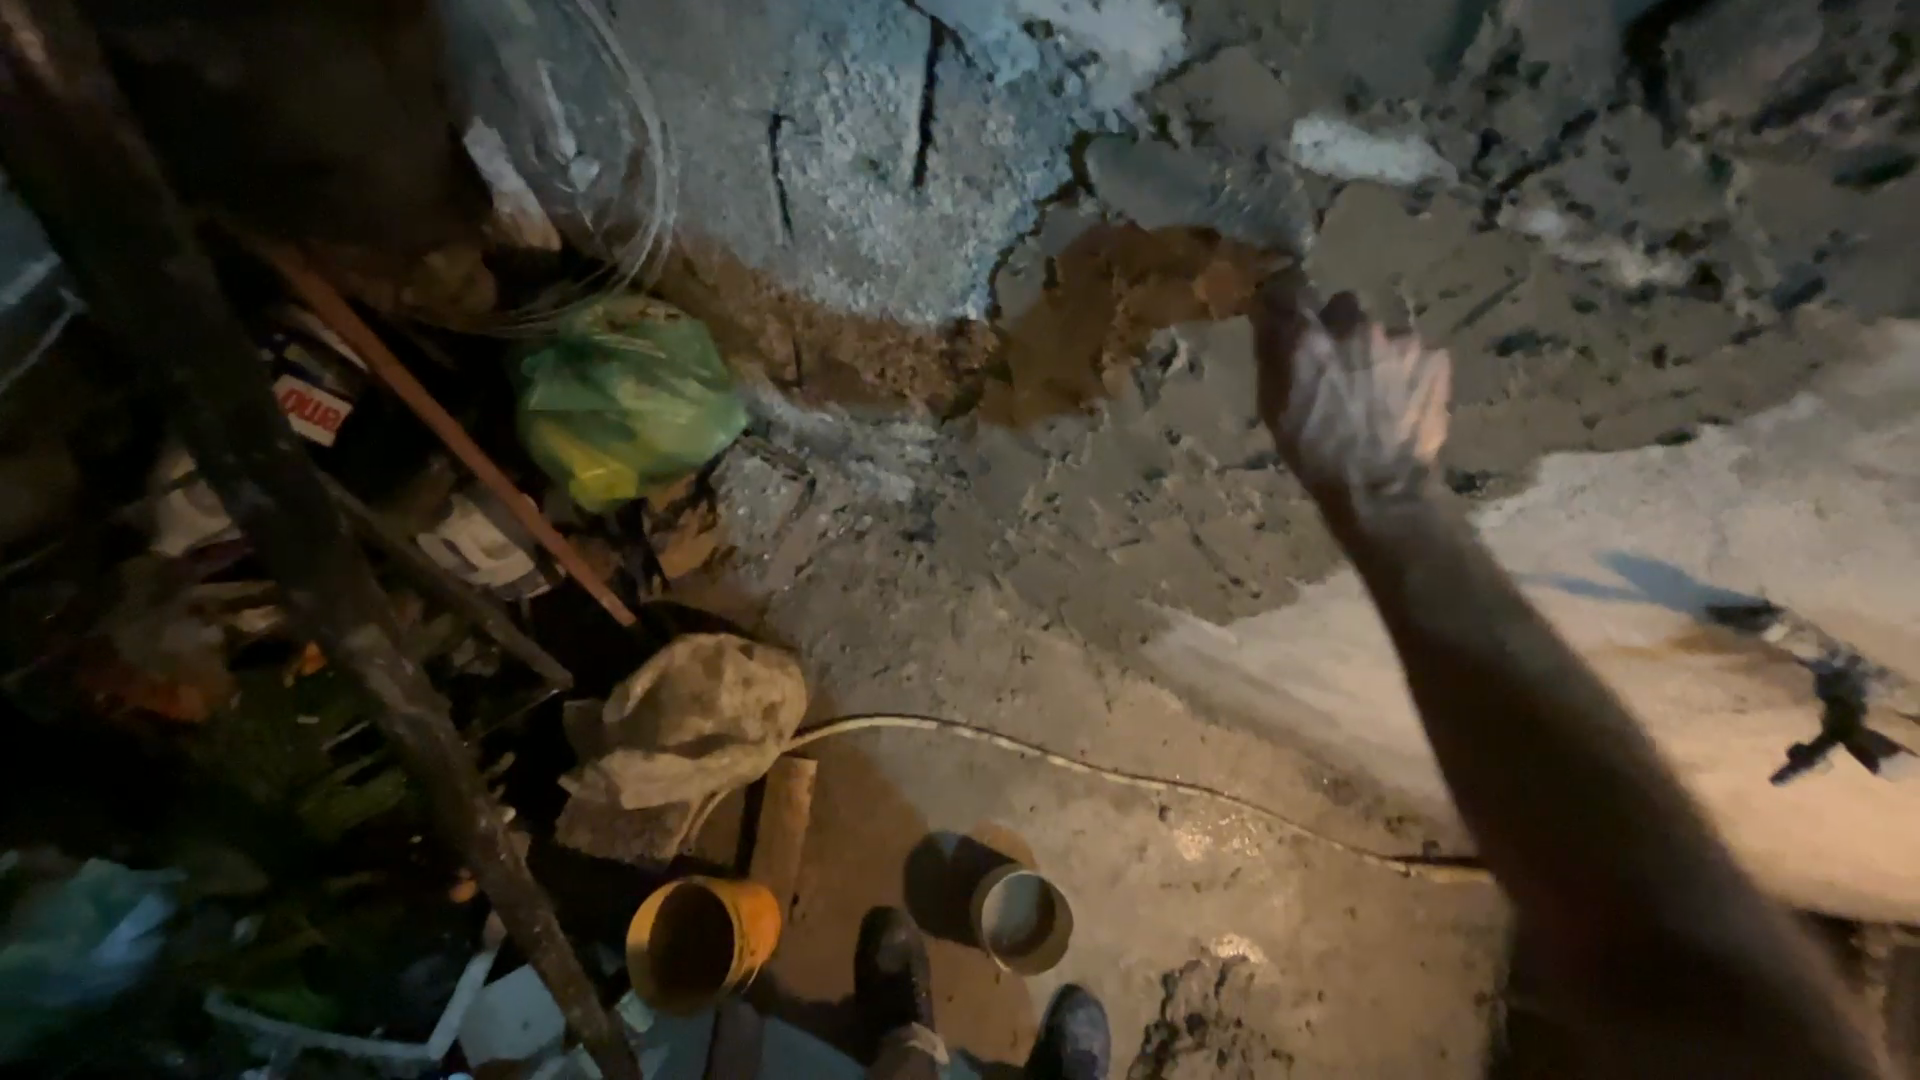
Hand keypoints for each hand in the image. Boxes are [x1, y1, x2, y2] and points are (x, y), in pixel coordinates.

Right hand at [1250, 271, 1452, 502]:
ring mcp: (1399, 338)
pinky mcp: (1435, 354)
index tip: (1283, 311)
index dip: (1284, 299)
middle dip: (1335, 325)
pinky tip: (1398, 397)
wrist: (1378, 486)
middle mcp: (1354, 326)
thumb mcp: (1273, 408)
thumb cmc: (1312, 453)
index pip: (1289, 291)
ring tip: (1371, 387)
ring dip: (1371, 348)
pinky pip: (1412, 350)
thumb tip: (1267, 319)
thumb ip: (1270, 356)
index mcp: (1306, 340)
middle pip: (1341, 304)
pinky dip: (1403, 367)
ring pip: (1379, 329)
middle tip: (1335, 360)